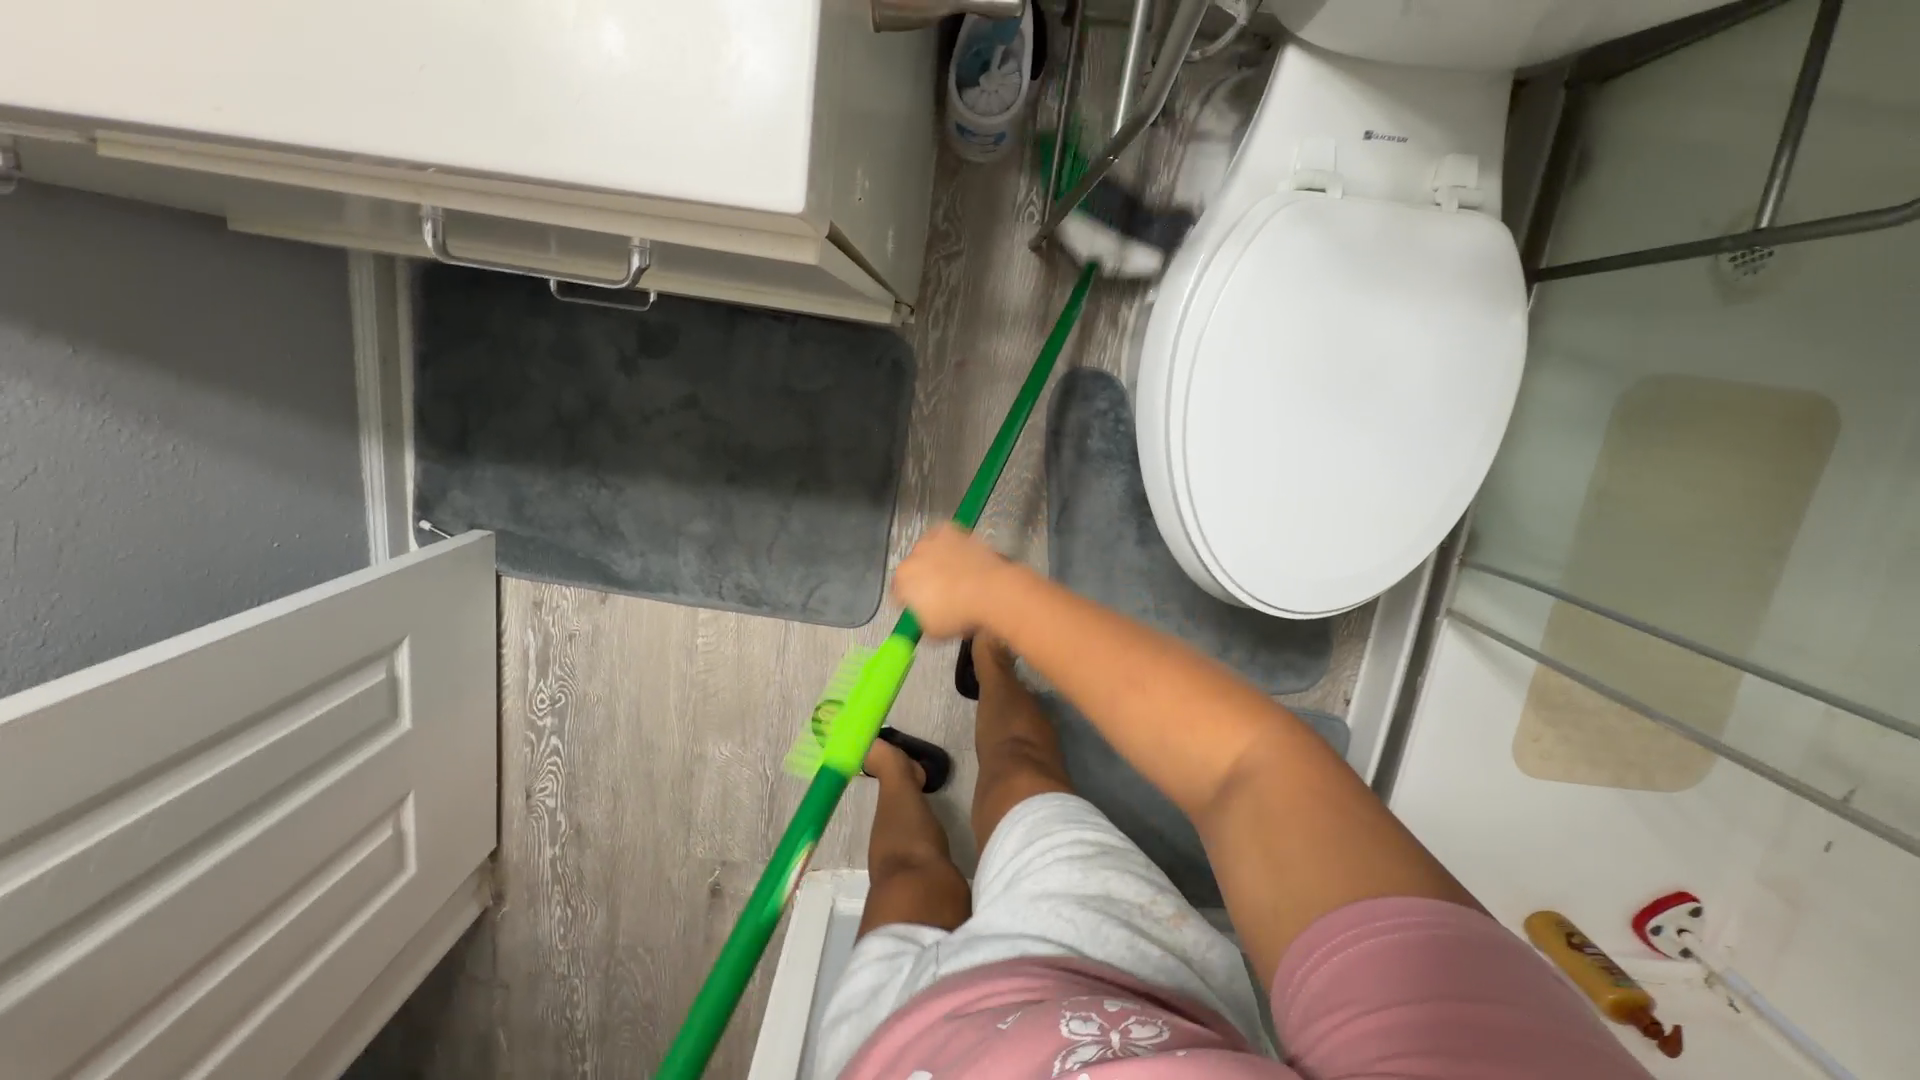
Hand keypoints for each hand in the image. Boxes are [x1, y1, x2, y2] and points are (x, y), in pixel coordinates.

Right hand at [892, 524, 1020, 638]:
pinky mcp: (951, 530)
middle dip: (923, 579)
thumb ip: (922, 621)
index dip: (910, 600)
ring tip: (957, 575)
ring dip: (937, 561)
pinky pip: (944, 537)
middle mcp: (912, 556)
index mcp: (903, 580)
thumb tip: (924, 618)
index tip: (923, 607)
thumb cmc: (959, 613)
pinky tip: (962, 557)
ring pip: (928, 551)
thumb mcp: (933, 630)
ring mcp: (932, 540)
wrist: (990, 590)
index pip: (899, 591)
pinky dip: (950, 545)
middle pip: (913, 568)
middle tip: (942, 592)